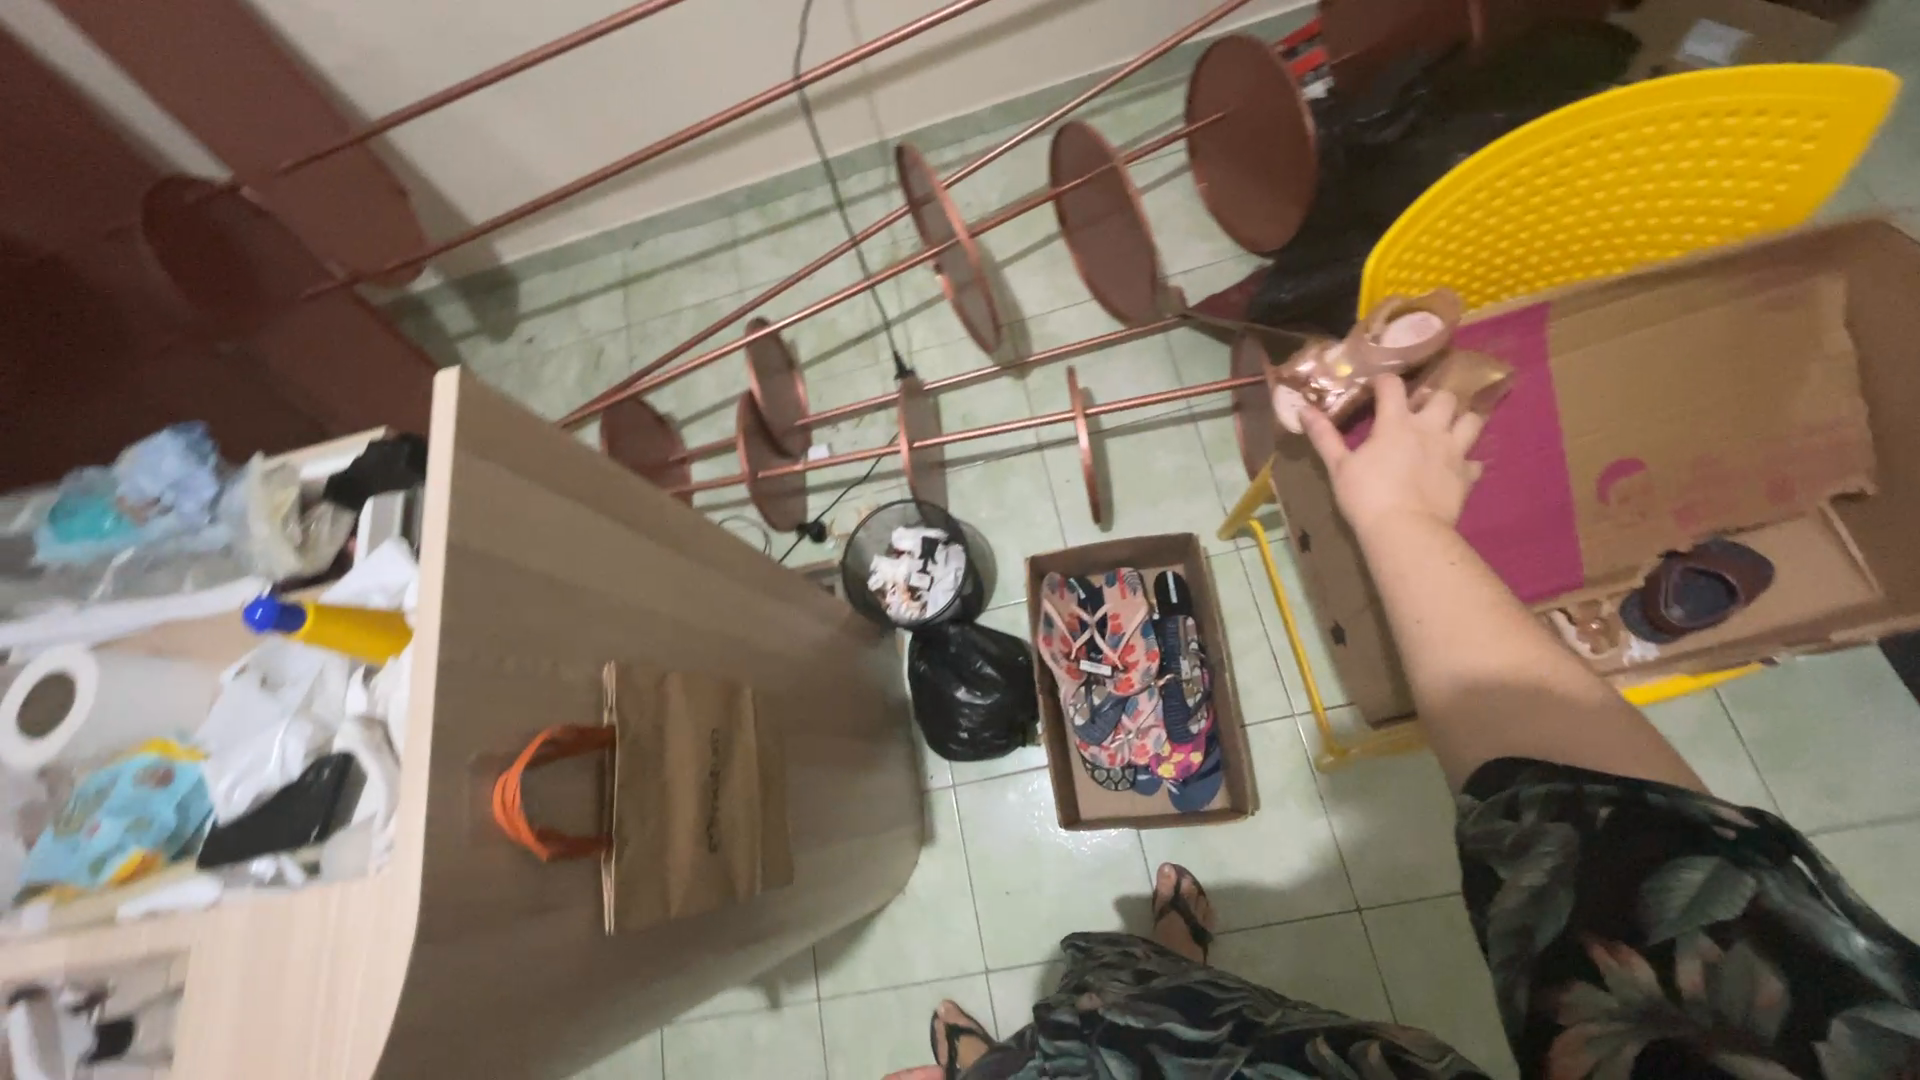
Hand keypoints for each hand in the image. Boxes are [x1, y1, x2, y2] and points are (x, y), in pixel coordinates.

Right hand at [1300, 375, 1484, 534]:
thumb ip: (1324, 436)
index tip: (1375, 387)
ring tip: (1446, 429)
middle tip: (1417, 410)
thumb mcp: (1338, 466)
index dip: (1383, 381)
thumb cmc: (1366, 496)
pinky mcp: (1466, 474)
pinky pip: (1474, 461)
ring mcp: (1454, 450)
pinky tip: (1454, 467)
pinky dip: (1466, 461)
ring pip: (1471, 419)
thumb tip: (1303, 409)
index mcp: (1396, 423)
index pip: (1393, 386)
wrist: (1405, 529)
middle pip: (1443, 396)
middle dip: (1431, 398)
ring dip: (1459, 420)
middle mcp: (1430, 428)